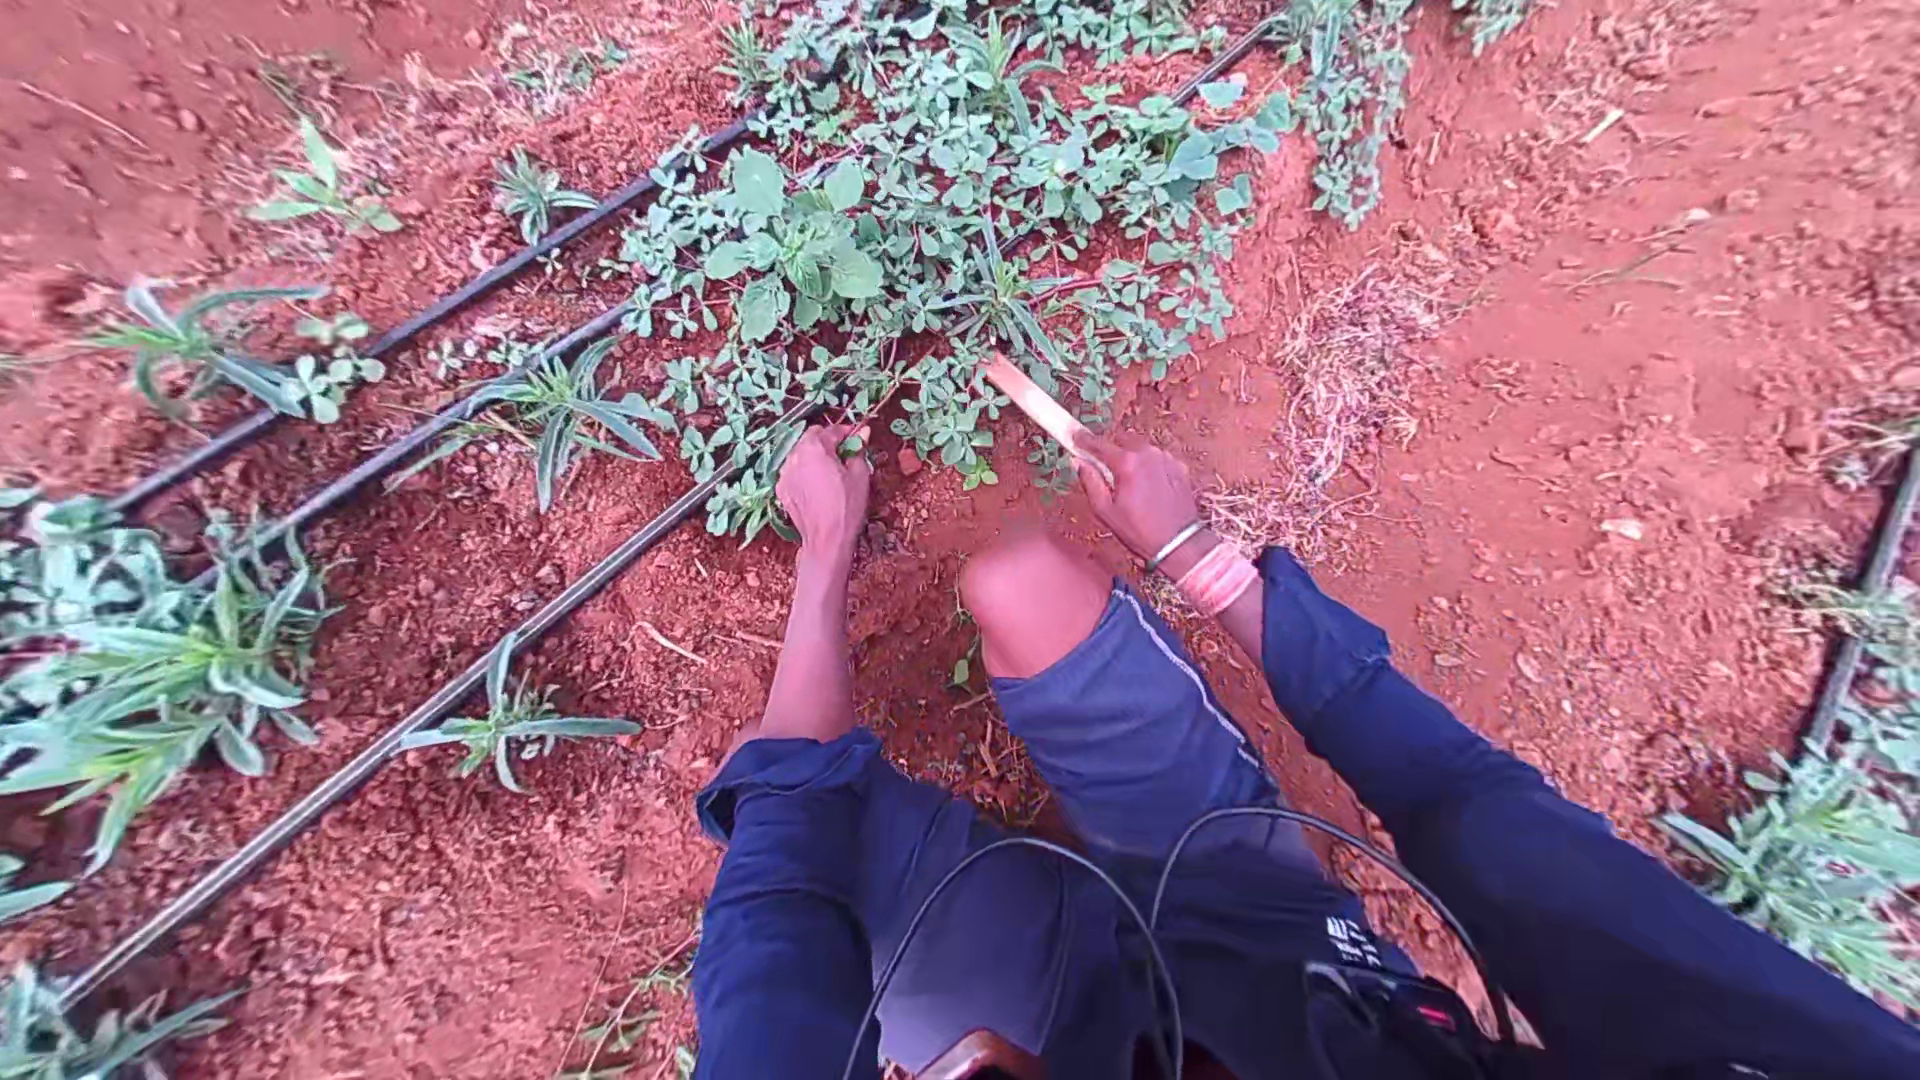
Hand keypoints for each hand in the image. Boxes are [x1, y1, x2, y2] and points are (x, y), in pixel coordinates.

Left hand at [776, 423, 871, 563]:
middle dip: (828, 443)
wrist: (826, 539)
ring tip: (831, 472)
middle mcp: (794, 456)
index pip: (830, 430)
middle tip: (845, 455)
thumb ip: (858, 450)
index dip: (846, 432)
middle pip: (811, 439)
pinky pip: (794, 473)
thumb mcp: (860, 475)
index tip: (857, 438)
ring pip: (800, 455)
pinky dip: (805, 473)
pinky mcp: (782, 490)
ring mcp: (784, 474)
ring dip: (815, 457)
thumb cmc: (846, 506)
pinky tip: (818, 486)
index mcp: (814, 448)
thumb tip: (862, 433)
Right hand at [1077, 432, 1205, 565]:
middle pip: (1122, 439)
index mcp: (1127, 463)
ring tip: (1128, 481)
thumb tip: (1079, 462)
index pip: (1099, 443)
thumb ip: (1090, 481)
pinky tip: (1147, 486)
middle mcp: (1148, 454)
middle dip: (1111, 448)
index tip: (1074, 436)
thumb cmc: (1138, 530)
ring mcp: (1166, 458)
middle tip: (1104, 467)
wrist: (1178, 542)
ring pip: (1141, 447)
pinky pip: (1157, 458)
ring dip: (1131, 457)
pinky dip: (1149, 465)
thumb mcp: (1104, 510)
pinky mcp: (1178, 467)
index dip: (1083, 439)